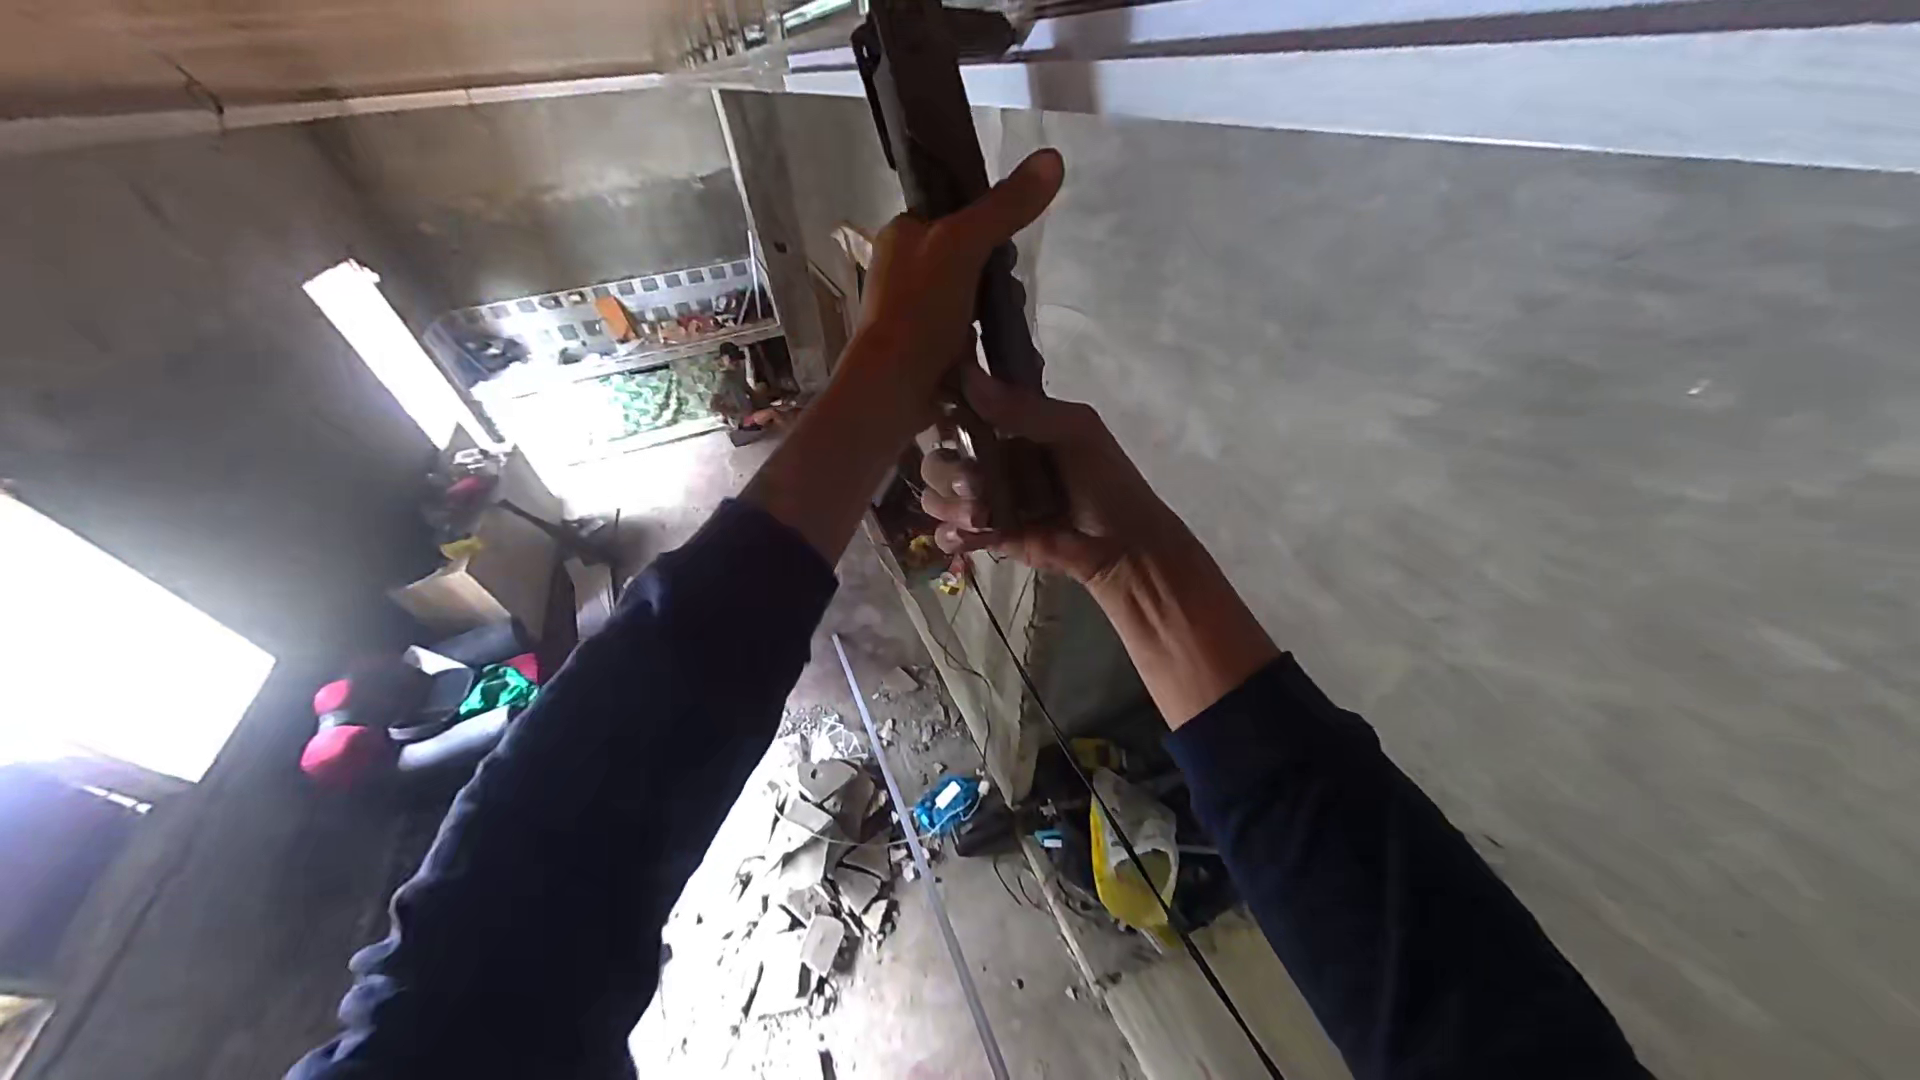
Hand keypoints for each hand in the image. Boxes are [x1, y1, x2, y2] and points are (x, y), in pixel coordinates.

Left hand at [838, 149, 1064, 437]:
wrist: (894, 388)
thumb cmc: (919, 310)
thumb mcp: (962, 245)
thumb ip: (1005, 206)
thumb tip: (1054, 157)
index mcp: (902, 235)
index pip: (951, 214)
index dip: (985, 224)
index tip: (1008, 245)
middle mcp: (904, 271)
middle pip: (965, 259)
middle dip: (993, 274)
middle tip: (1007, 291)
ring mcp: (914, 313)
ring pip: (968, 297)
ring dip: (991, 308)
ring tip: (1005, 320)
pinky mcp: (926, 348)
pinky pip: (965, 332)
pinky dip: (982, 337)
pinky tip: (997, 344)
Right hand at [920, 367, 1188, 589]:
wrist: (1124, 546)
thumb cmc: (1107, 482)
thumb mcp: (1074, 432)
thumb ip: (1022, 408)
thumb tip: (968, 373)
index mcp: (1011, 427)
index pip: (960, 412)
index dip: (943, 415)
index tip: (945, 423)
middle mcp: (992, 460)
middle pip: (939, 458)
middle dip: (946, 471)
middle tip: (973, 486)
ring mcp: (987, 500)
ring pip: (937, 495)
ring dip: (947, 504)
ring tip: (979, 517)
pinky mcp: (988, 537)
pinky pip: (948, 534)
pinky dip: (950, 535)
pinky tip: (968, 537)